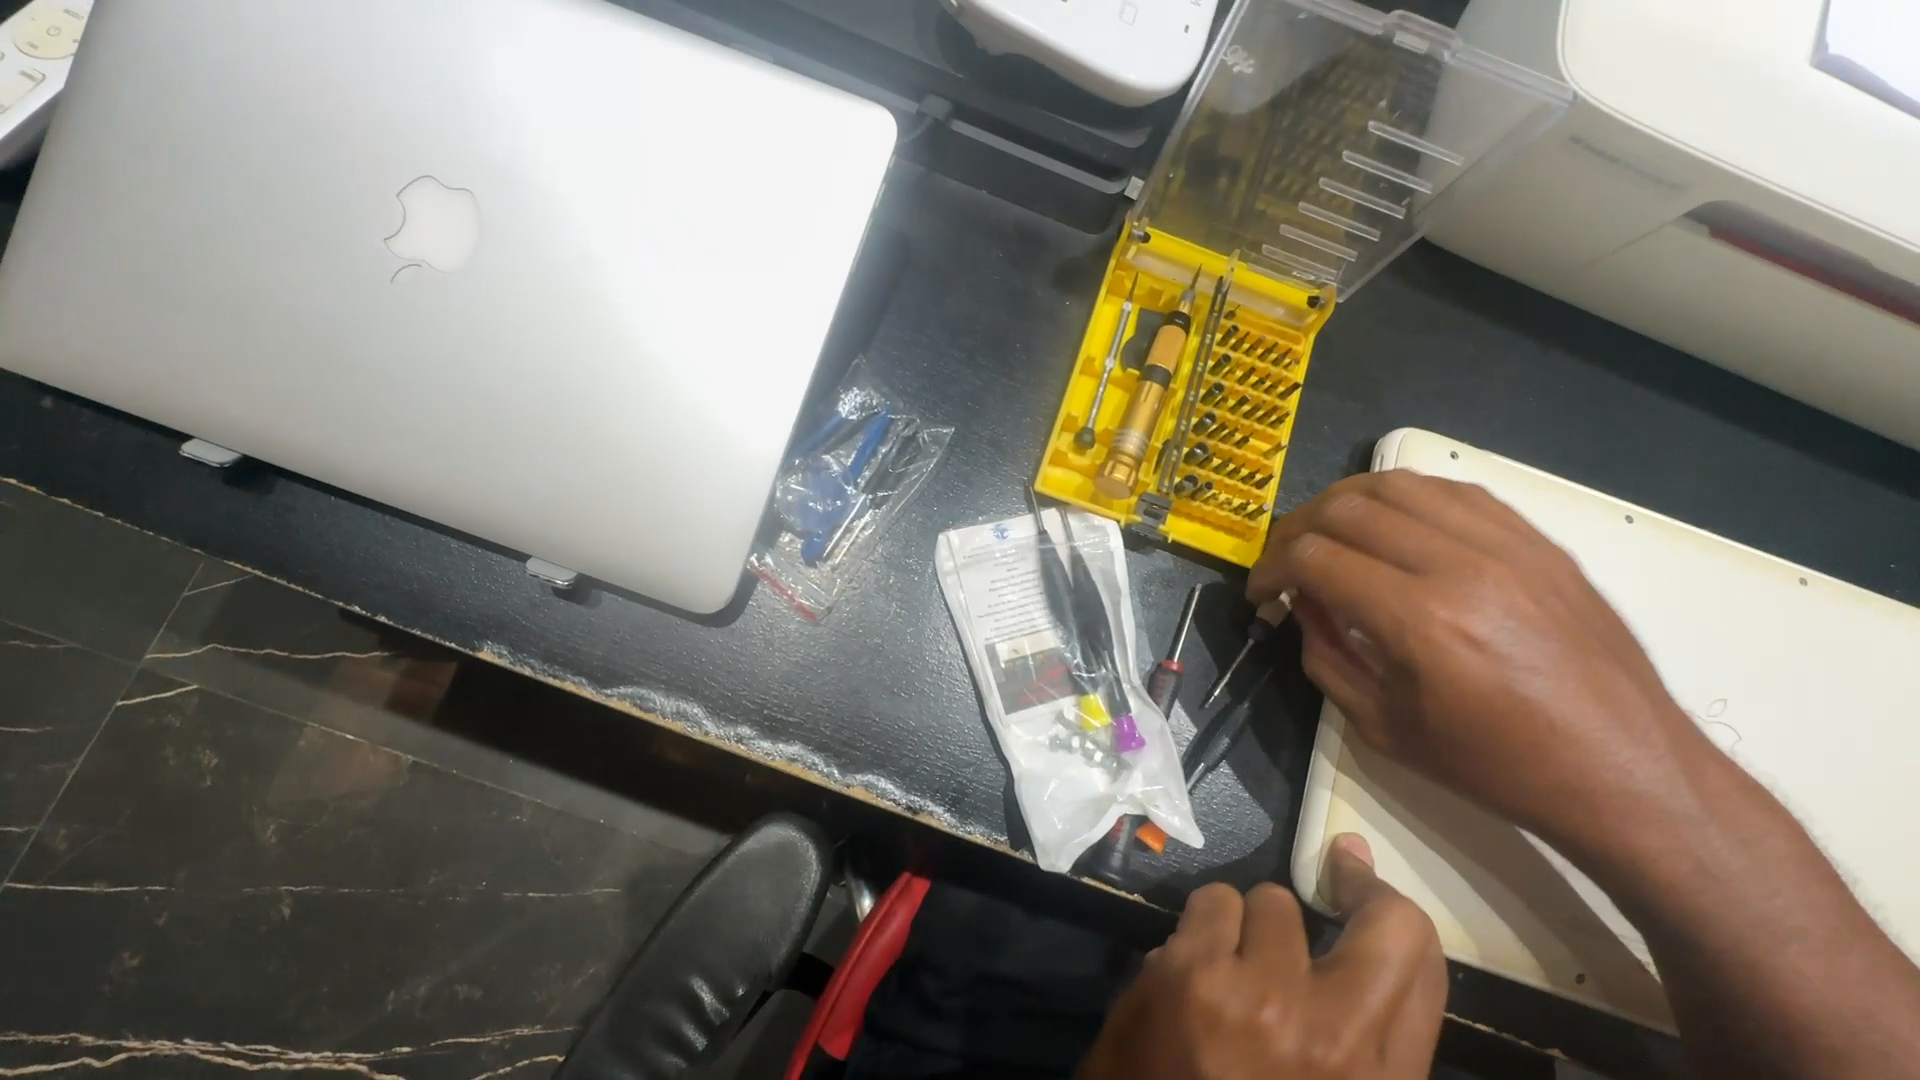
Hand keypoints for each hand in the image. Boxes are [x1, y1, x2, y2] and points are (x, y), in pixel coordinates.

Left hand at [1077, 835, 1444, 1079]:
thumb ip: (1357, 1027)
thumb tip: (1355, 919)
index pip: (1421, 961)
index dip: (1391, 909)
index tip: (1359, 880)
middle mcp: (1335, 1038)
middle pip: (1383, 921)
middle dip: (1353, 890)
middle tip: (1330, 880)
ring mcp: (1260, 999)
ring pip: (1272, 900)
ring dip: (1252, 924)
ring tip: (1232, 964)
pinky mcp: (1190, 974)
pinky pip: (1213, 901)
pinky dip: (1202, 926)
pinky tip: (1189, 967)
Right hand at [1248, 470, 1716, 847]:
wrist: (1624, 768)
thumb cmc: (1496, 765)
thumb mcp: (1383, 727)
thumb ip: (1325, 657)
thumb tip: (1303, 607)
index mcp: (1419, 620)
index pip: (1314, 558)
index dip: (1270, 569)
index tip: (1261, 594)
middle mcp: (1460, 564)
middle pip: (1347, 507)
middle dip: (1295, 530)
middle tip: (1284, 563)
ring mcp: (1507, 543)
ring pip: (1397, 484)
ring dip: (1343, 503)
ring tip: (1329, 535)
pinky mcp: (1538, 541)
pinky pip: (1452, 492)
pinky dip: (1403, 499)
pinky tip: (1391, 527)